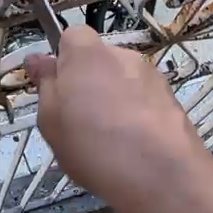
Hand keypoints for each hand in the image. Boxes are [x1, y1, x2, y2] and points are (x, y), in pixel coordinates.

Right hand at [25, 27, 212, 207]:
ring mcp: (153, 78)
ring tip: (110, 142)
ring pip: (124, 83)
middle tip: (79, 121)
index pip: (72, 36)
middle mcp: (123, 56)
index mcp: (87, 53)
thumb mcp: (50, 120)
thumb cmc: (92, 145)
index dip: (63, 61)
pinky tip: (134, 149)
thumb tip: (38, 59)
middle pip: (100, 61)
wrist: (161, 176)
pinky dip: (138, 117)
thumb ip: (45, 85)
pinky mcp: (174, 102)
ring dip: (115, 101)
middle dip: (90, 83)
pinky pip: (145, 103)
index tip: (58, 91)